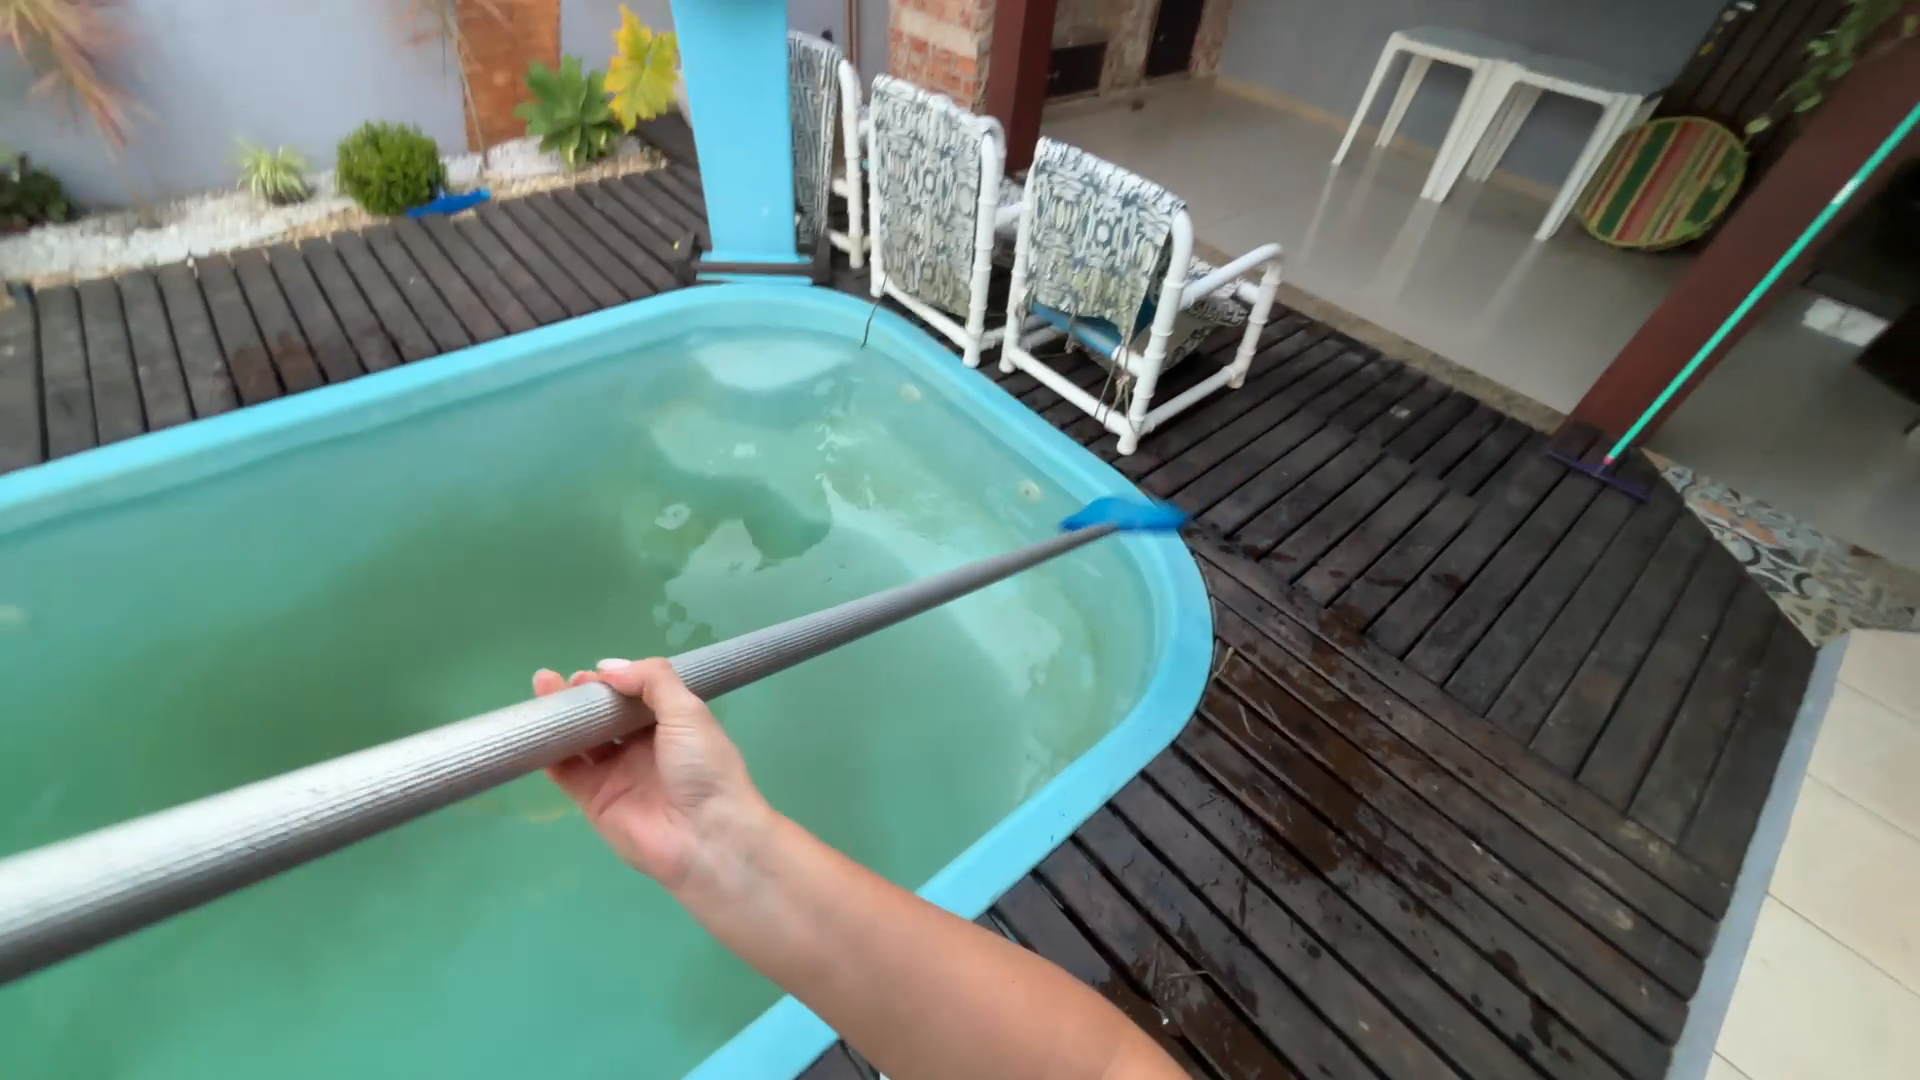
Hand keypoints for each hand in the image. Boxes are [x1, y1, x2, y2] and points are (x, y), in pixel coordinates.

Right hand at [532, 658, 770, 892]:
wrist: (704, 834)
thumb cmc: (703, 766)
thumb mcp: (688, 712)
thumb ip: (653, 681)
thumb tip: (608, 667)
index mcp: (674, 722)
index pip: (638, 694)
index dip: (615, 680)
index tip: (593, 672)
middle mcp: (646, 745)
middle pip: (606, 715)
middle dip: (584, 696)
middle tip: (560, 681)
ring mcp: (619, 772)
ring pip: (583, 739)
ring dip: (562, 718)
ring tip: (541, 692)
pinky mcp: (596, 800)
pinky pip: (567, 771)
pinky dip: (549, 753)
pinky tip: (533, 731)